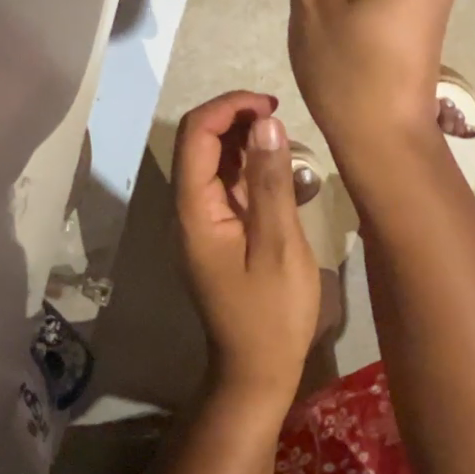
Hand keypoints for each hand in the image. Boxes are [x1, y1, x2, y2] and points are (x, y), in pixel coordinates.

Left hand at [172, 91, 320, 397]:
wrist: (256, 369)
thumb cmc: (271, 312)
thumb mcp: (279, 244)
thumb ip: (271, 182)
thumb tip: (266, 122)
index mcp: (194, 211)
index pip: (195, 135)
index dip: (228, 107)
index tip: (270, 104)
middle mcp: (189, 211)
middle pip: (199, 145)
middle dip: (235, 119)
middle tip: (281, 117)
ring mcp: (202, 224)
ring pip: (213, 165)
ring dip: (243, 143)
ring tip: (284, 139)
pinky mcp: (218, 236)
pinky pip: (226, 189)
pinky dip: (249, 170)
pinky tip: (279, 171)